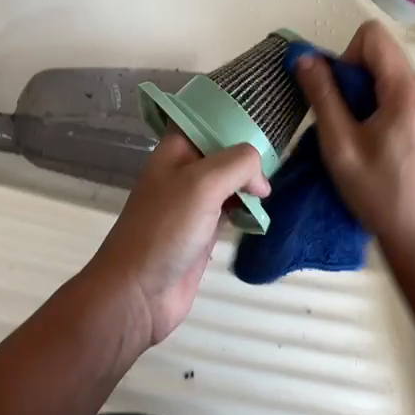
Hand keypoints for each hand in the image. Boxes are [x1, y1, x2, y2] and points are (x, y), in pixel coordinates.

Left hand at [81, 132, 268, 345]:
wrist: (138, 293)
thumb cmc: (166, 229)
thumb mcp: (204, 183)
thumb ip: (238, 164)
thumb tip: (260, 179)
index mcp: (176, 149)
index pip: (210, 121)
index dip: (236, 123)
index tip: (266, 127)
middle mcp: (184, 170)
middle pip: (224, 152)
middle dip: (248, 157)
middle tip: (276, 164)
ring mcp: (193, 202)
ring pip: (230, 182)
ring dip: (250, 184)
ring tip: (270, 190)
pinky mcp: (203, 232)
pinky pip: (231, 210)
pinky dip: (247, 209)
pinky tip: (262, 213)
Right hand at [294, 21, 414, 256]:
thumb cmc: (378, 195)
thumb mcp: (340, 146)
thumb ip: (322, 94)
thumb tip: (305, 57)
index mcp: (410, 93)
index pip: (373, 36)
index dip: (347, 55)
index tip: (342, 93)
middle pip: (384, 57)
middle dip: (360, 81)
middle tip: (351, 123)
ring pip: (396, 75)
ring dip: (376, 95)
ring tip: (370, 138)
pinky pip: (411, 91)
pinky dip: (393, 105)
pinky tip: (388, 142)